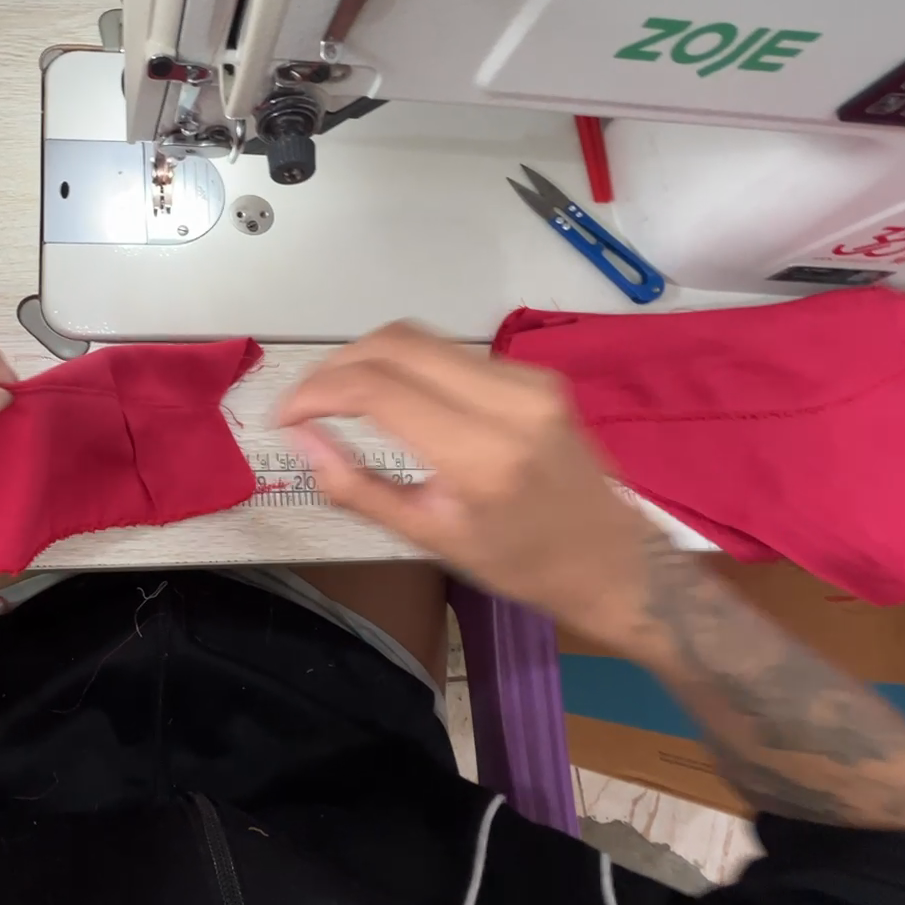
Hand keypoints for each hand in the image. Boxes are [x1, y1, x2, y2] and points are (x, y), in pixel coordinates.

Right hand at [276, 321, 651, 631]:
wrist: (620, 563)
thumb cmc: (522, 566)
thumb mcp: (430, 539)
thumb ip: (356, 486)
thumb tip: (301, 439)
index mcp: (482, 455)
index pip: (378, 390)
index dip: (317, 392)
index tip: (285, 415)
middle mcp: (509, 400)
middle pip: (394, 343)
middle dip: (334, 364)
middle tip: (305, 400)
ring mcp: (527, 379)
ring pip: (418, 338)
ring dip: (364, 359)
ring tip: (335, 396)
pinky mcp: (534, 373)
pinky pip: (446, 352)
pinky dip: (401, 364)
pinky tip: (387, 396)